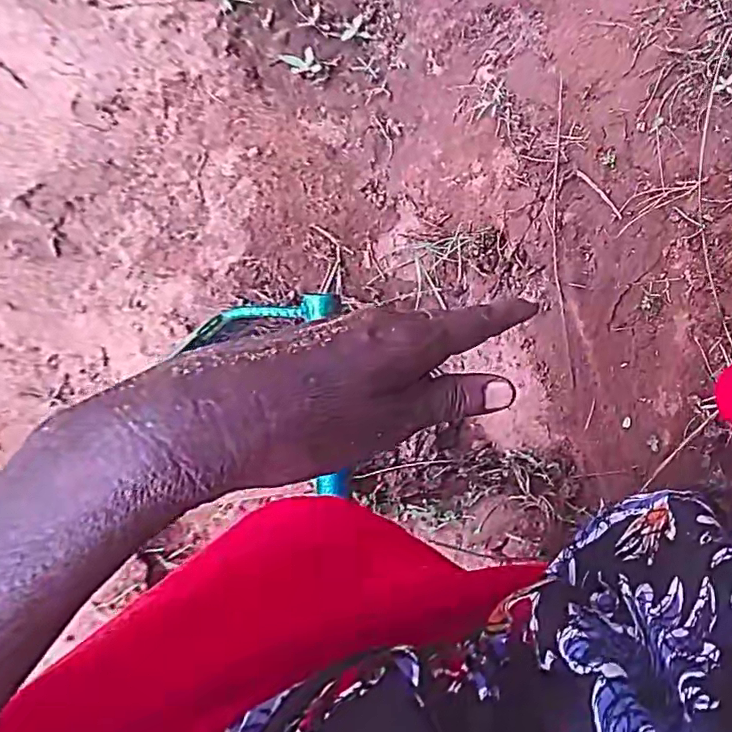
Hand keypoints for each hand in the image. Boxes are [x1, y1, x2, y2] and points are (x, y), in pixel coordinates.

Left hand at [63, 299, 539, 502]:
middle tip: (494, 332)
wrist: (201, 420)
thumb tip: (507, 386)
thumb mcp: (390, 422)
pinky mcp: (315, 338)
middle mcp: (379, 321)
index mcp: (407, 339)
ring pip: (403, 330)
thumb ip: (448, 400)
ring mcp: (344, 326)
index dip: (503, 315)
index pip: (471, 322)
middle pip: (437, 323)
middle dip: (467, 329)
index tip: (531, 304)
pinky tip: (382, 374)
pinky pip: (375, 337)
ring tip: (443, 363)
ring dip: (430, 343)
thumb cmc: (308, 427)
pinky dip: (395, 351)